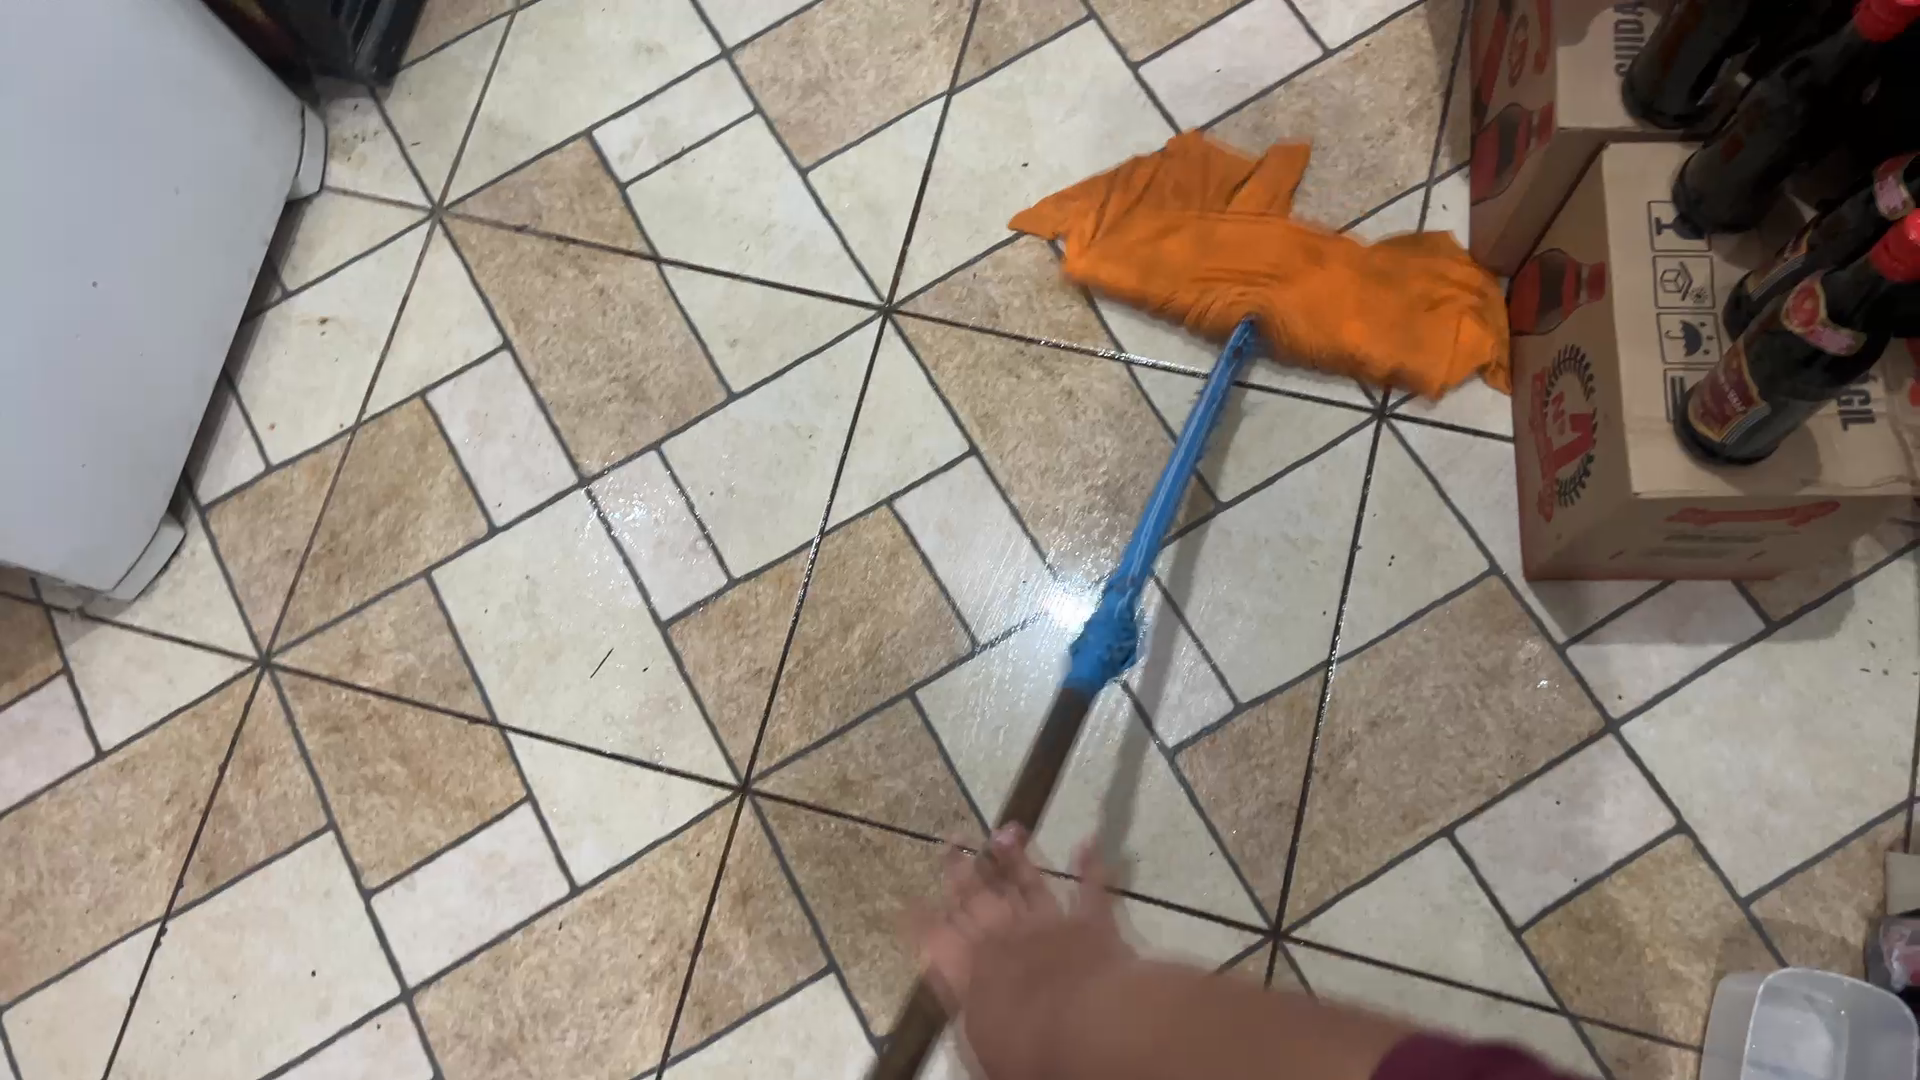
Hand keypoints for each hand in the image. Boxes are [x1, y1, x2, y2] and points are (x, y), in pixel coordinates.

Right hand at [911, 827, 1134, 1079]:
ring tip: (1005, 831)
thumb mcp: (982, 1052)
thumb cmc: (1031, 1056)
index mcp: (974, 970)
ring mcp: (1048, 925)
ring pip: (1028, 883)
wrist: (1089, 1030)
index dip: (920, 918)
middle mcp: (1006, 937)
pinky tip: (1088, 843)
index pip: (937, 937)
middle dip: (962, 869)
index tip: (908, 899)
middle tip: (952, 842)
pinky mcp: (1090, 924)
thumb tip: (957, 999)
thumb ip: (967, 1015)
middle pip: (978, 897)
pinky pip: (1091, 890)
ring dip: (1016, 857)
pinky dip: (1090, 866)